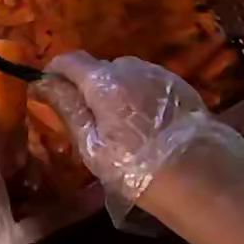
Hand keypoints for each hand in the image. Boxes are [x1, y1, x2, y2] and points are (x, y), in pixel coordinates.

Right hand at [34, 51, 243, 220]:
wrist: (201, 183)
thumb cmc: (135, 170)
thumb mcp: (91, 145)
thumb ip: (67, 108)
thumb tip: (43, 82)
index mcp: (103, 81)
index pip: (69, 60)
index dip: (55, 72)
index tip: (51, 93)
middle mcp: (131, 68)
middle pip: (99, 68)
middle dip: (89, 87)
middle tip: (90, 122)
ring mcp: (159, 75)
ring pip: (126, 76)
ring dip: (116, 93)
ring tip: (122, 127)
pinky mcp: (182, 87)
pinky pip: (149, 85)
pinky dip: (140, 98)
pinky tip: (148, 127)